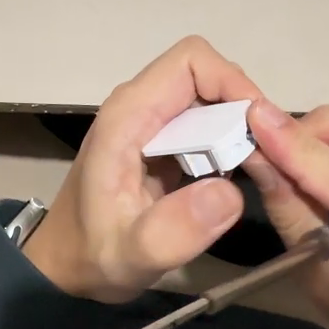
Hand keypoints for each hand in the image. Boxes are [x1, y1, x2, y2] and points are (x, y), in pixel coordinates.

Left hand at [24, 37, 262, 302]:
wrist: (63, 267)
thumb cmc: (92, 256)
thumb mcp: (134, 254)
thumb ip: (177, 229)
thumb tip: (230, 192)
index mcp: (128, 116)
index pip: (190, 61)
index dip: (231, 82)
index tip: (260, 126)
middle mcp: (138, 107)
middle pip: (204, 74)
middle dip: (240, 106)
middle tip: (265, 153)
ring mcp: (148, 122)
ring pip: (207, 97)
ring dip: (236, 125)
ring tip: (255, 166)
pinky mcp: (159, 140)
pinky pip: (202, 122)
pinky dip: (226, 141)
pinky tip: (233, 176)